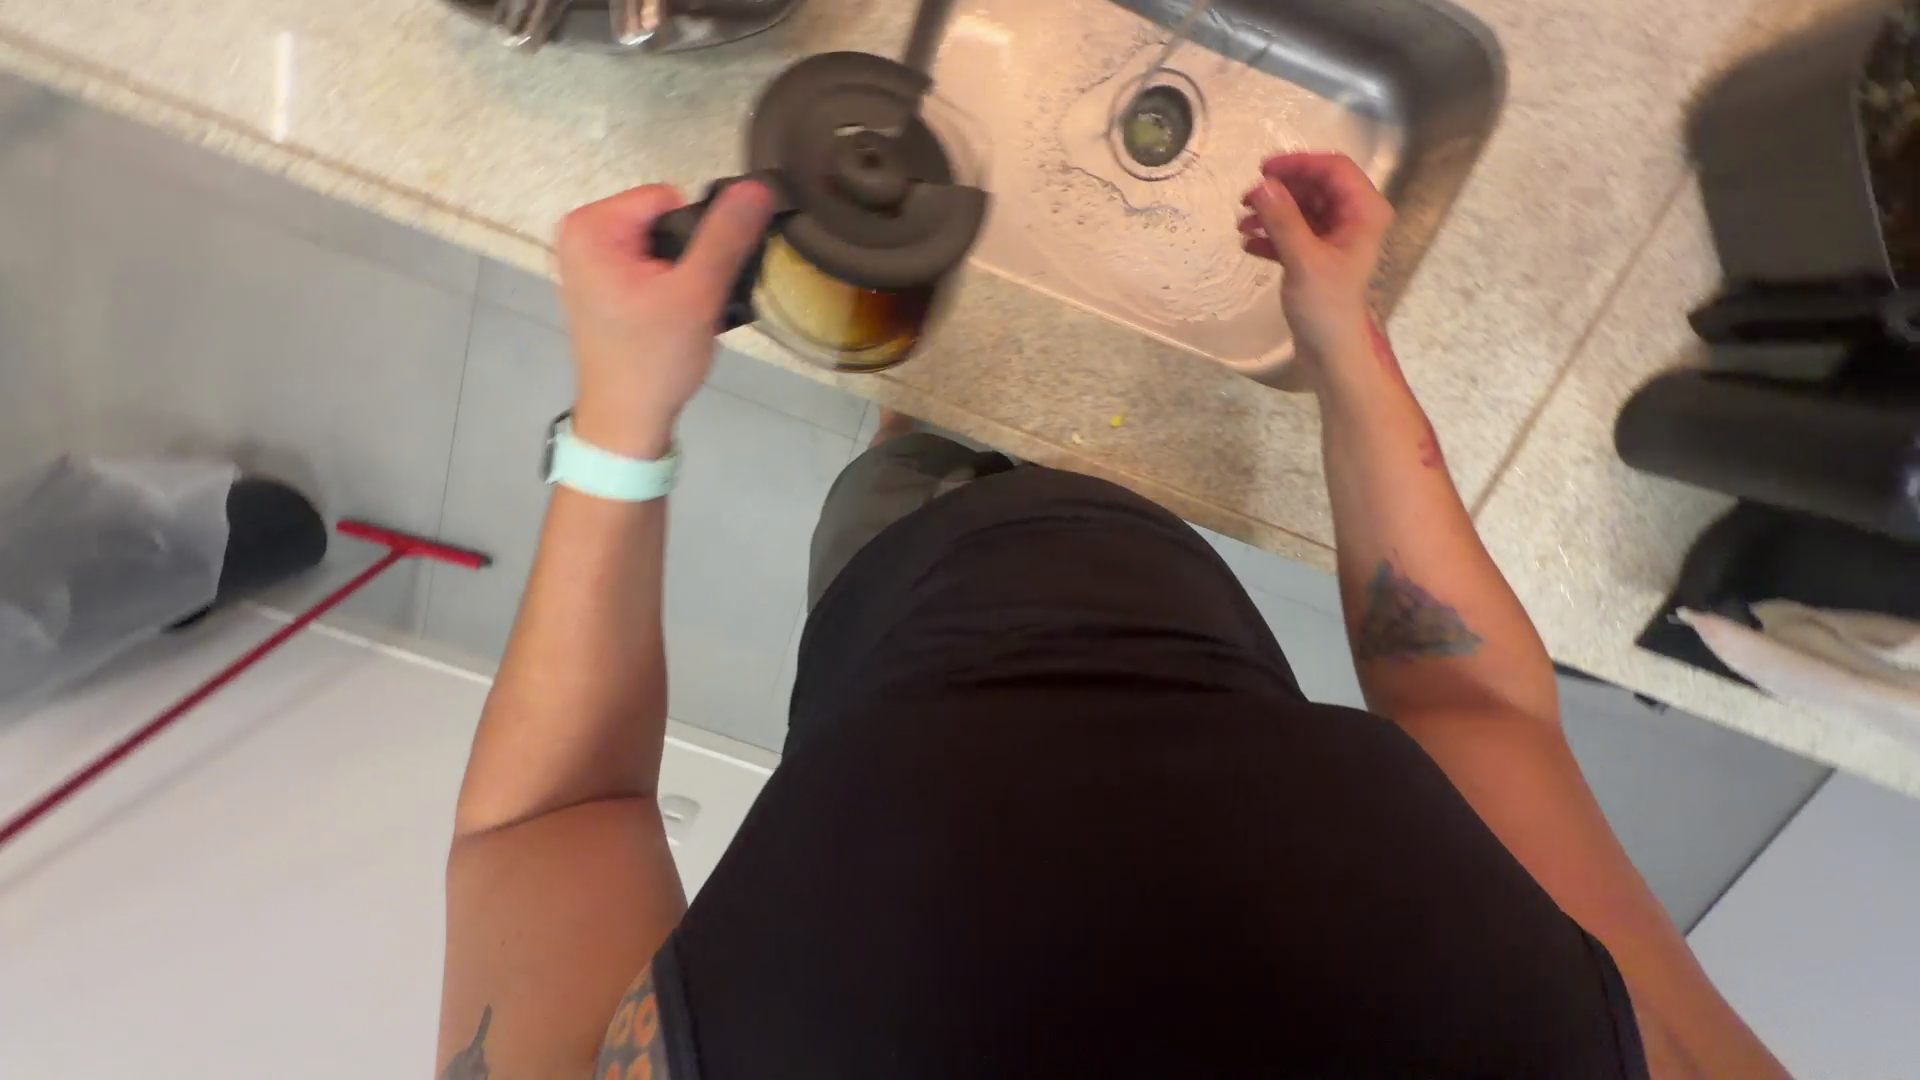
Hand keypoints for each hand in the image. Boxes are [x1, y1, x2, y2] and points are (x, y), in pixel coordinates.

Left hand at [555, 181, 776, 456]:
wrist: (627, 420)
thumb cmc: (654, 359)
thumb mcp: (696, 294)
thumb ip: (726, 238)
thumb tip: (757, 187)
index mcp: (591, 225)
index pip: (670, 199)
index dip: (698, 238)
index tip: (699, 282)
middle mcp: (580, 235)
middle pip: (665, 223)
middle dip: (690, 259)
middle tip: (695, 304)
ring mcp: (589, 263)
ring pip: (663, 249)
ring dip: (685, 278)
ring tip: (688, 316)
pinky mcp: (602, 289)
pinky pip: (651, 271)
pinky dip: (670, 292)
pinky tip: (674, 323)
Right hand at [1239, 153, 1393, 383]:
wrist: (1330, 351)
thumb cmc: (1326, 306)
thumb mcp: (1303, 260)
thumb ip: (1283, 220)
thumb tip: (1261, 186)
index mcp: (1363, 212)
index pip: (1333, 169)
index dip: (1299, 164)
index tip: (1263, 171)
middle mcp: (1352, 219)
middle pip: (1314, 188)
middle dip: (1280, 191)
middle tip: (1246, 199)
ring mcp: (1333, 239)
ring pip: (1300, 211)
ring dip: (1270, 214)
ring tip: (1242, 225)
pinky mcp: (1316, 258)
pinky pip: (1292, 234)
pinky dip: (1271, 236)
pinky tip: (1249, 244)